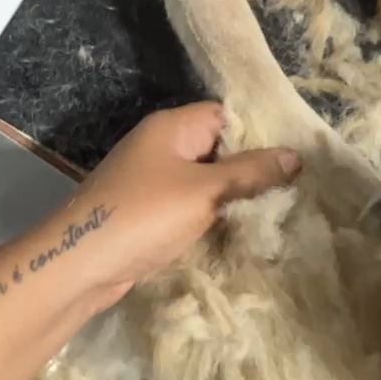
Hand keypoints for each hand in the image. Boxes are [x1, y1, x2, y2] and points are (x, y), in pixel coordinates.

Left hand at [50, 103, 298, 299]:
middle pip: (217, 149)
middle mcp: (161, 147)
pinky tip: (242, 232)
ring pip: (205, 182)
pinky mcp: (148, 214)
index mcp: (171, 128)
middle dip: (252, 168)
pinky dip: (212, 218)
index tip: (299, 155)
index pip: (226, 115)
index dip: (261, 132)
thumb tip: (295, 156)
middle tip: (299, 188)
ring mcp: (152, 182)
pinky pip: (190, 207)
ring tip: (281, 211)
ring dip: (233, 198)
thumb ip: (250, 173)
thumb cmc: (144, 215)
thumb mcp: (204, 191)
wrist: (81, 264)